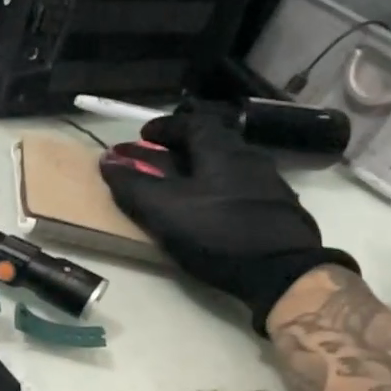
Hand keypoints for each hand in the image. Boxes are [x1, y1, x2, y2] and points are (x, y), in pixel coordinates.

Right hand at [100, 105, 357, 334]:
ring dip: (200, 167)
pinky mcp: (277, 208)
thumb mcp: (164, 210)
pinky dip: (217, 187)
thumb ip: (133, 186)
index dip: (165, 127)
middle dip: (180, 146)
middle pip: (211, 141)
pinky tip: (210, 207)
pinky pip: (239, 185)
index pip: (192, 123)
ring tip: (181, 183)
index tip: (144, 135)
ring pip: (226, 164)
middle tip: (158, 157)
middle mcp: (248, 157)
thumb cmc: (217, 232)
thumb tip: (108, 161)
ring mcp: (267, 182)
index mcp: (221, 150)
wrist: (282, 268)